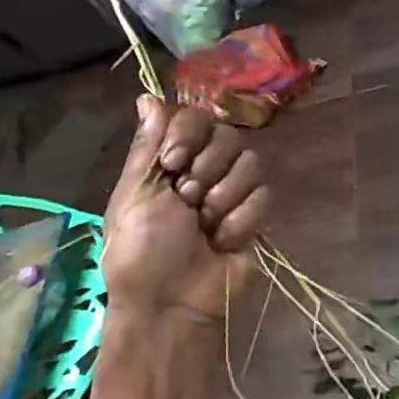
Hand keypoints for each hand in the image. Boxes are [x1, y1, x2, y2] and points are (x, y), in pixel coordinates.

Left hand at [100, 96, 269, 321]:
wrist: (173, 303)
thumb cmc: (142, 251)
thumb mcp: (135, 195)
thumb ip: (147, 145)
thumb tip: (147, 95)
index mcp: (171, 161)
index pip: (196, 117)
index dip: (189, 135)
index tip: (172, 163)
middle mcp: (204, 170)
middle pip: (228, 136)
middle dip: (207, 170)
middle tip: (187, 200)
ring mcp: (233, 192)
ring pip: (251, 164)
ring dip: (223, 197)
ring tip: (205, 226)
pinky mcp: (256, 215)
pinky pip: (263, 197)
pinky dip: (239, 221)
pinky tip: (222, 242)